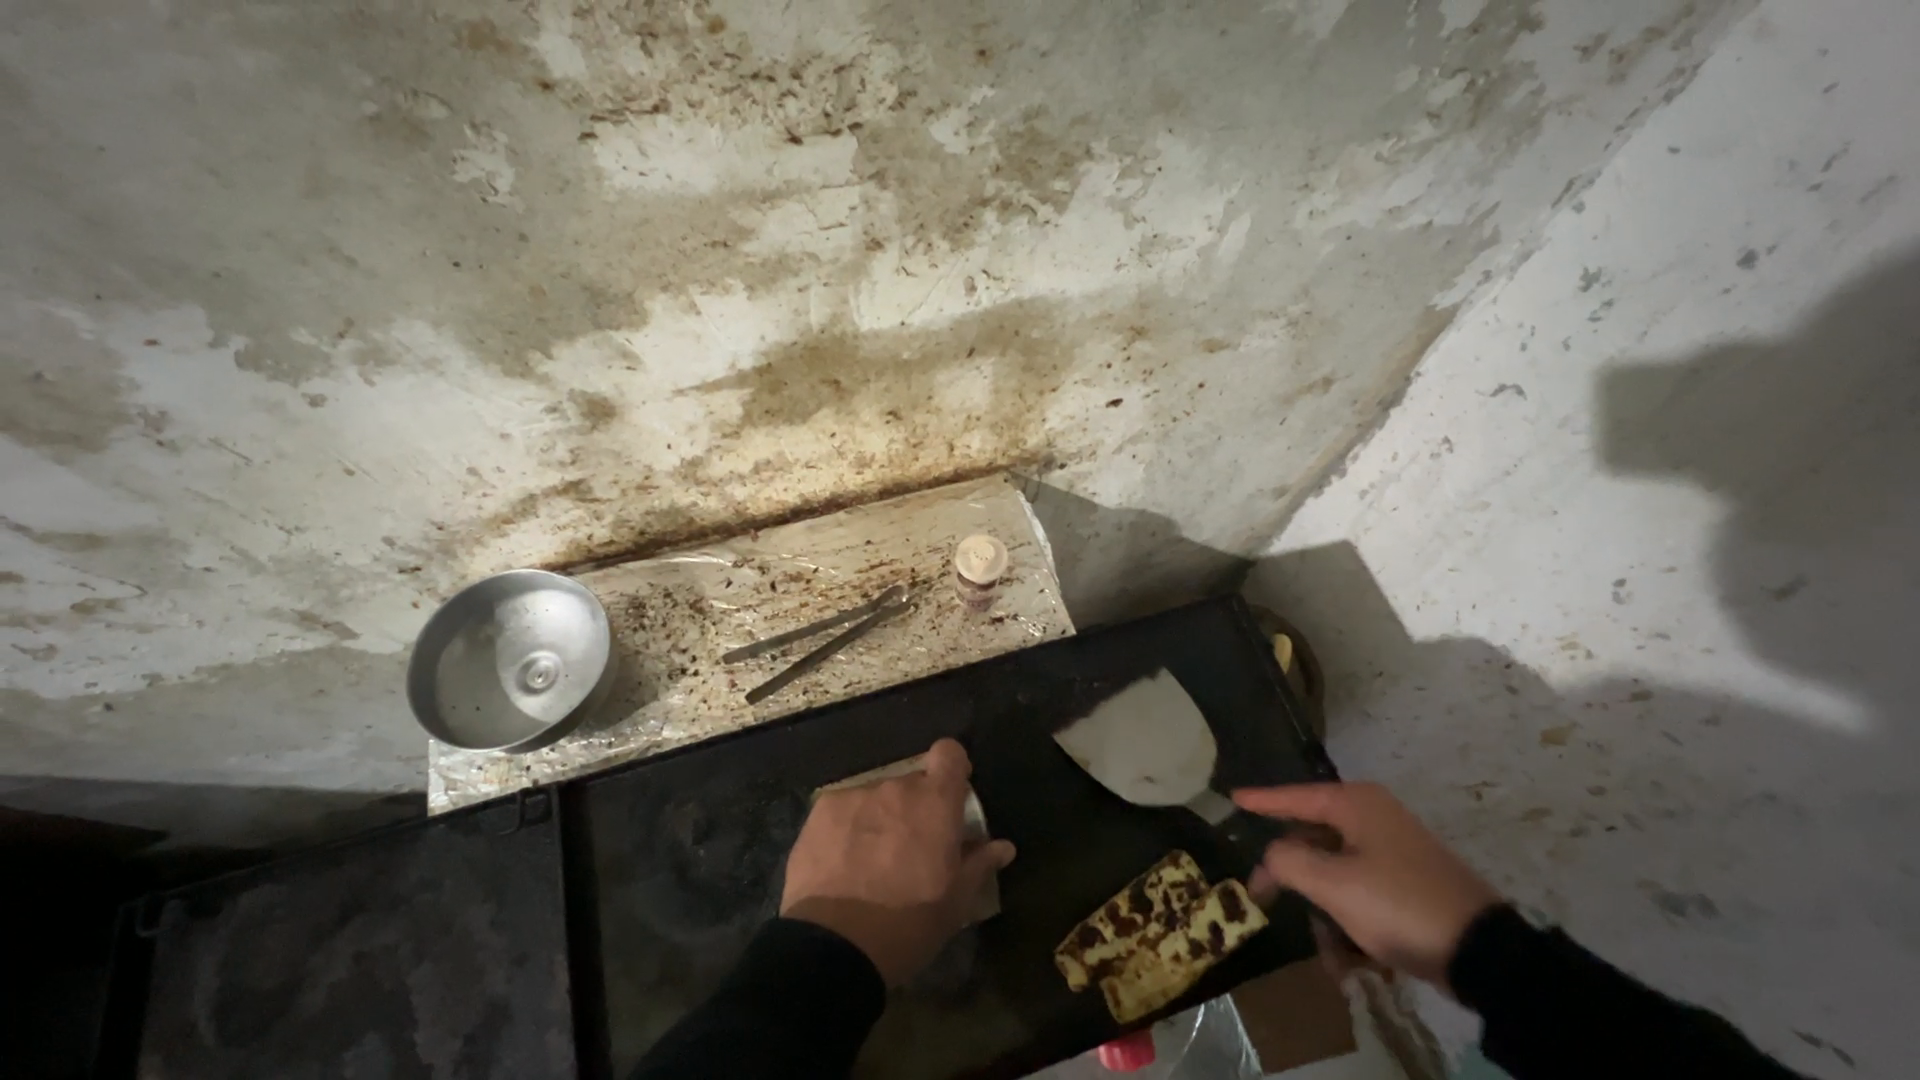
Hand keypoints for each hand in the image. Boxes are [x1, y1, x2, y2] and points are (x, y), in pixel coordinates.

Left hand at [781, 738, 1016, 986]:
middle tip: (911, 848)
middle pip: (912, 783)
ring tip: (872, 861)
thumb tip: (1002, 847)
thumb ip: (979, 864)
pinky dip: (848, 828)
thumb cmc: (908, 924)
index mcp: (936, 802)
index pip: (949, 753)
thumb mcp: (956, 902)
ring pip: (876, 797)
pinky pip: (843, 810)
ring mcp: (854, 796)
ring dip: (881, 818)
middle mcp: (896, 787)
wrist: (835, 947)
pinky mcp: (820, 811)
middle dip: (915, 808)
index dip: (952, 768)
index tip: (951, 796)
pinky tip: (842, 863)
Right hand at [1232, 782, 1499, 991]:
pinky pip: (1360, 891)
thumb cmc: (1397, 904)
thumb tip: (1271, 855)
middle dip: (1291, 875)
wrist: (1483, 953)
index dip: (1260, 800)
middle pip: (1311, 837)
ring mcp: (1393, 849)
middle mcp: (1372, 817)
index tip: (1231, 797)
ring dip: (1324, 910)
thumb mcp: (1332, 884)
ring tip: (1328, 954)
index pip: (1293, 796)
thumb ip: (1287, 861)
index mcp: (1354, 804)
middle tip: (1262, 896)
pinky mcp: (1407, 880)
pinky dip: (1350, 920)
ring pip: (1334, 871)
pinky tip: (1352, 961)